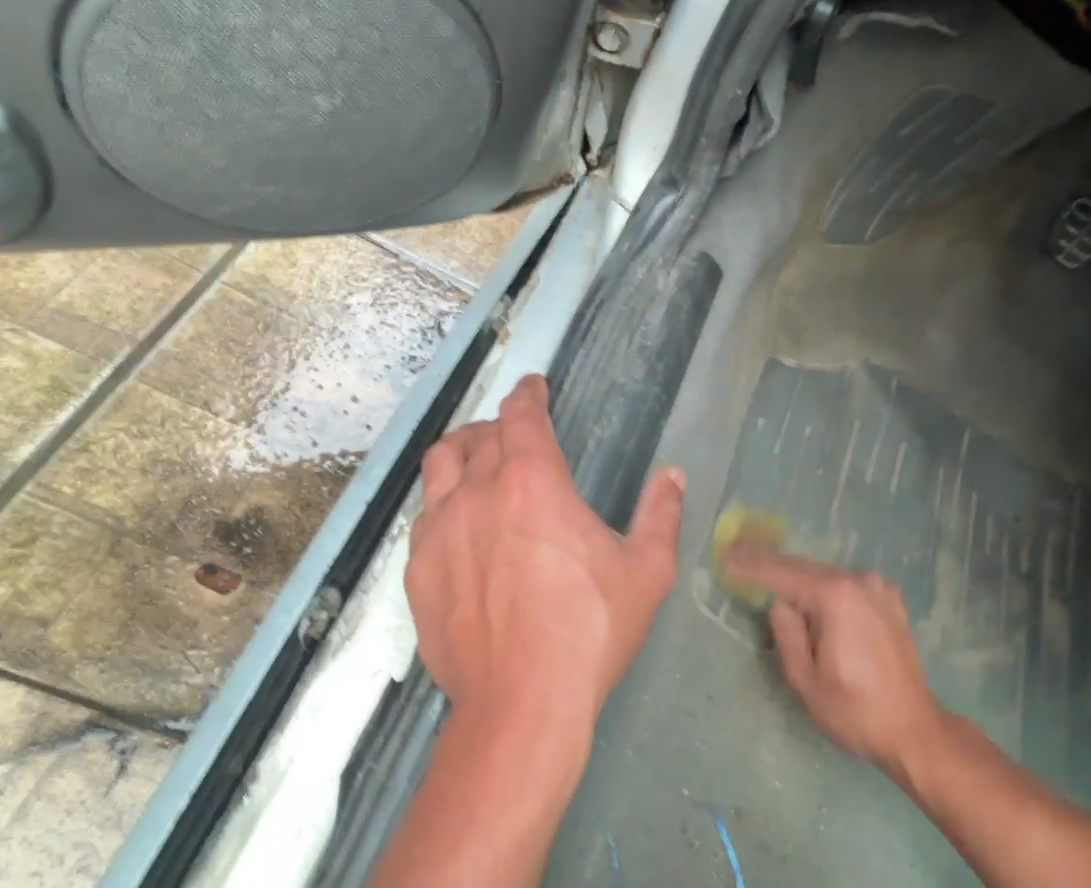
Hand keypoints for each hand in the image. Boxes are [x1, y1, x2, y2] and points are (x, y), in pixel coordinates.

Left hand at [404, 374, 684, 724]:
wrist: (521, 703)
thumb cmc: (591, 629)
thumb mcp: (646, 571)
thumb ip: (661, 514)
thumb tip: (673, 475)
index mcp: (533, 482)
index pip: (522, 416)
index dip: (528, 394)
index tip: (534, 386)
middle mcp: (478, 494)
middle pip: (475, 436)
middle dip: (495, 424)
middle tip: (512, 432)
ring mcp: (439, 533)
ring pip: (437, 469)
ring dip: (460, 456)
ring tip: (476, 466)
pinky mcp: (417, 573)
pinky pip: (424, 520)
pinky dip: (443, 507)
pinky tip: (459, 529)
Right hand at [723, 545, 949, 773]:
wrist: (915, 730)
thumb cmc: (855, 712)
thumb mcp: (805, 680)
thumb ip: (786, 634)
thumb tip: (779, 604)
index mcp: (836, 597)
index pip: (783, 572)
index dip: (751, 564)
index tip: (725, 553)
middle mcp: (859, 581)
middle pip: (805, 569)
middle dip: (772, 567)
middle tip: (738, 559)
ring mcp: (879, 588)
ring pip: (826, 578)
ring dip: (799, 582)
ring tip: (768, 582)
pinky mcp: (889, 602)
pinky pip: (846, 588)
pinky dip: (824, 590)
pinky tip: (809, 600)